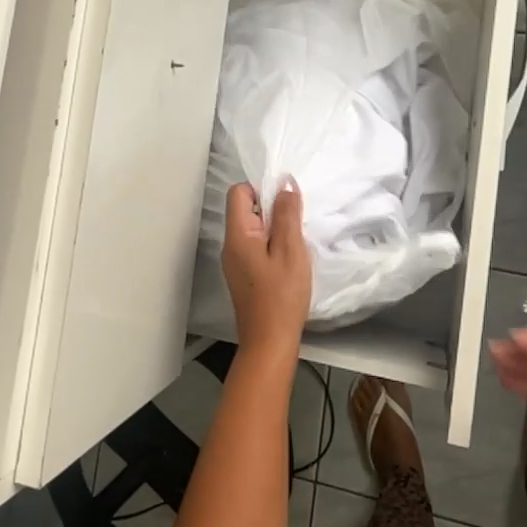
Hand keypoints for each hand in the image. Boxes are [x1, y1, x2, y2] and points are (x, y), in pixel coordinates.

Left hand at [221, 180, 311, 355]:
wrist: (269, 343)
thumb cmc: (282, 296)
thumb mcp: (290, 250)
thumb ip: (287, 214)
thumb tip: (284, 183)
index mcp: (237, 235)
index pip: (239, 192)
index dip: (262, 190)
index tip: (286, 205)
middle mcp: (230, 246)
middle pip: (246, 210)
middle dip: (272, 210)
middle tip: (296, 227)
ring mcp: (235, 263)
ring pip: (253, 230)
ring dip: (275, 230)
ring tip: (295, 246)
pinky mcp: (243, 277)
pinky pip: (256, 248)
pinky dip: (272, 247)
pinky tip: (289, 263)